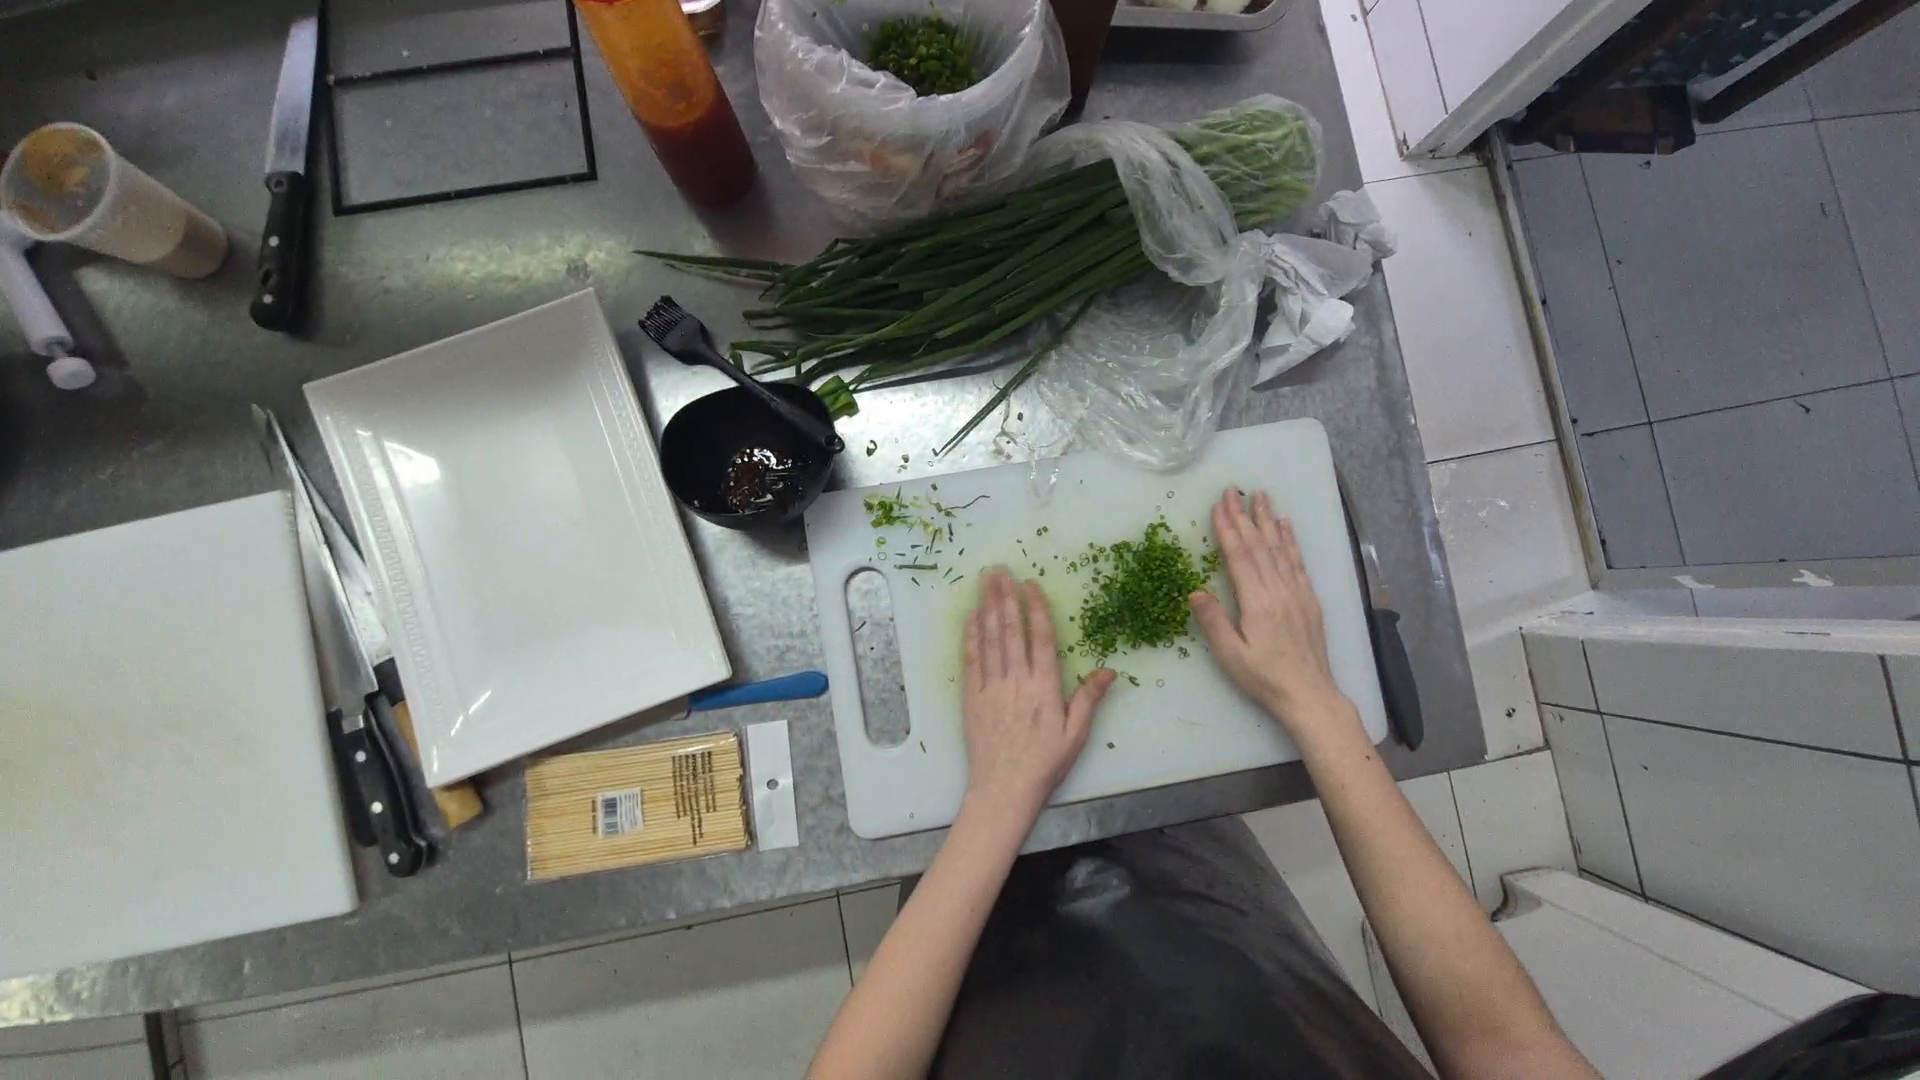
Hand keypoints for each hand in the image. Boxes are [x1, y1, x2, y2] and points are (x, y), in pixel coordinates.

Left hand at [962, 567, 1115, 820]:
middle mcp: (1016, 680)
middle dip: (1005, 596)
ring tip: (985, 581)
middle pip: (1010, 629)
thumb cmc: (1045, 763)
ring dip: (986, 607)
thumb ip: (1089, 698)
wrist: (1004, 789)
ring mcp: (991, 687)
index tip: (1030, 583)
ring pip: (989, 638)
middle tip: (1000, 569)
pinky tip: (970, 617)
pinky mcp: (971, 697)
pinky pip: (971, 660)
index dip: (1036, 607)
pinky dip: (970, 636)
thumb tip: (1110, 669)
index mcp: (1045, 686)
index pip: (1041, 637)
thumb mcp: (1076, 734)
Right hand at [1189, 488, 1352, 732]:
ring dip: (1268, 520)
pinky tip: (1286, 526)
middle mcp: (1279, 590)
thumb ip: (1213, 621)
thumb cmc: (1263, 678)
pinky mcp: (1309, 600)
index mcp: (1257, 602)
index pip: (1239, 556)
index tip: (1219, 504)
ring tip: (1261, 496)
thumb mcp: (1230, 655)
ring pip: (1280, 548)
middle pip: (1259, 545)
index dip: (1227, 528)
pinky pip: (1299, 562)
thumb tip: (1195, 590)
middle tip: (1234, 490)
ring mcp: (1297, 593)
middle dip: (1244, 515)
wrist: (1309, 694)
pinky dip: (1291, 541)